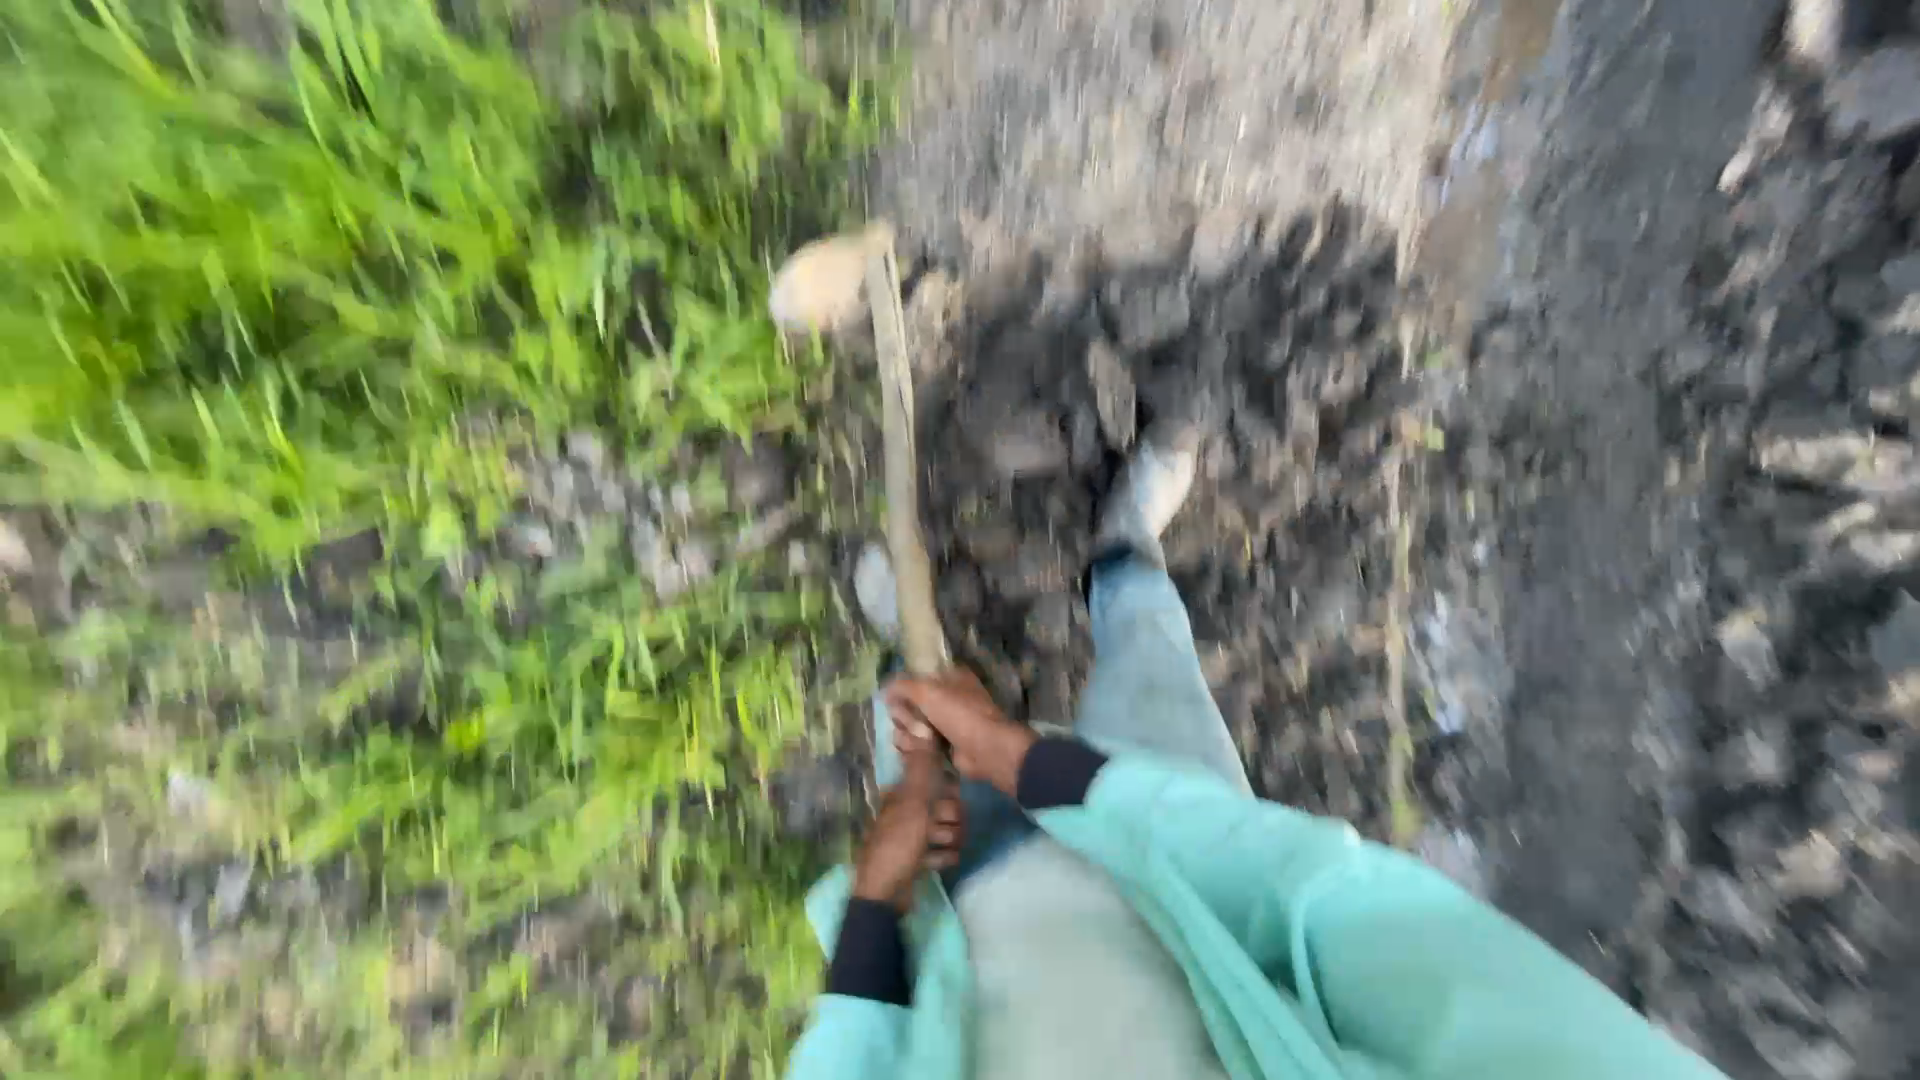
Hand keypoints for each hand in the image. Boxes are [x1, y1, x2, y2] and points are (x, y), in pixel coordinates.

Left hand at [852, 743, 962, 911]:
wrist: (884, 894)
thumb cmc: (899, 844)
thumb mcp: (914, 803)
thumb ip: (923, 767)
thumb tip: (924, 726)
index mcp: (904, 793)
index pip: (940, 783)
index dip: (950, 795)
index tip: (949, 805)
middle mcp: (909, 809)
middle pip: (947, 808)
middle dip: (951, 822)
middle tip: (939, 832)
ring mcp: (913, 835)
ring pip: (947, 830)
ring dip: (947, 842)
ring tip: (935, 850)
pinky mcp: (918, 858)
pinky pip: (942, 852)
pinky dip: (940, 859)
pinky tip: (933, 865)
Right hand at [885, 669, 1037, 798]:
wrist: (985, 750)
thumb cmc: (959, 714)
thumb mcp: (927, 691)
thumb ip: (902, 685)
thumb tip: (885, 690)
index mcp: (948, 677)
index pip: (914, 678)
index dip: (903, 689)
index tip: (896, 698)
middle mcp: (945, 697)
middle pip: (907, 703)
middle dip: (905, 715)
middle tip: (914, 721)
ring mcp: (942, 722)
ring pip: (908, 724)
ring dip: (909, 732)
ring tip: (923, 738)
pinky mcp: (940, 744)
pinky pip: (915, 742)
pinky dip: (915, 746)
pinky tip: (922, 748)